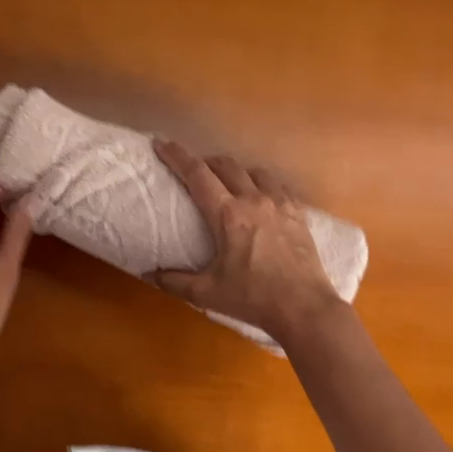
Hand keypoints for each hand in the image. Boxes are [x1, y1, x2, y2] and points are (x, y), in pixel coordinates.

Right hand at [150, 140, 344, 342]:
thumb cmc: (251, 298)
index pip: (197, 176)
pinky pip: (278, 186)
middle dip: (206, 162)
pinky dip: (262, 184)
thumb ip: (174, 281)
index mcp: (228, 216)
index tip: (162, 145)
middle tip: (194, 171)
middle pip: (227, 166)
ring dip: (236, 171)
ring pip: (255, 171)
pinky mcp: (299, 213)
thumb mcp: (206, 293)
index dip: (177, 157)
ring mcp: (281, 204)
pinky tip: (260, 197)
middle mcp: (255, 200)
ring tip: (228, 183)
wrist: (303, 307)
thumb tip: (150, 274)